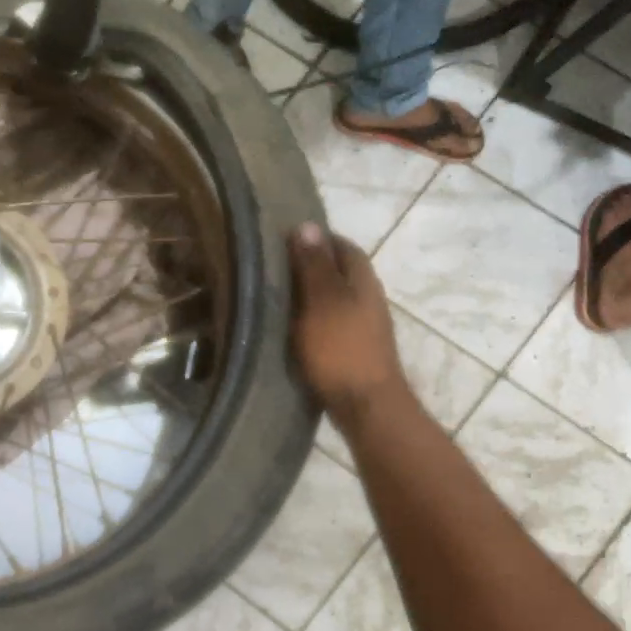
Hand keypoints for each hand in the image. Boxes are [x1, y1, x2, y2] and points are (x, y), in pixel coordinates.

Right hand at [288, 221, 411, 428]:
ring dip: (304, 294)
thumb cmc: (341, 350)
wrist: (364, 405)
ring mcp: (360, 324)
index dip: (313, 238)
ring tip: (268, 297)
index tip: (277, 239)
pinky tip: (283, 328)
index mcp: (361, 280)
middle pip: (335, 271)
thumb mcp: (322, 303)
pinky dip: (305, 318)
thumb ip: (314, 266)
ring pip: (329, 297)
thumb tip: (307, 225)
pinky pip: (325, 321)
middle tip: (265, 269)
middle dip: (306, 266)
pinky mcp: (349, 348)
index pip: (339, 245)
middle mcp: (365, 297)